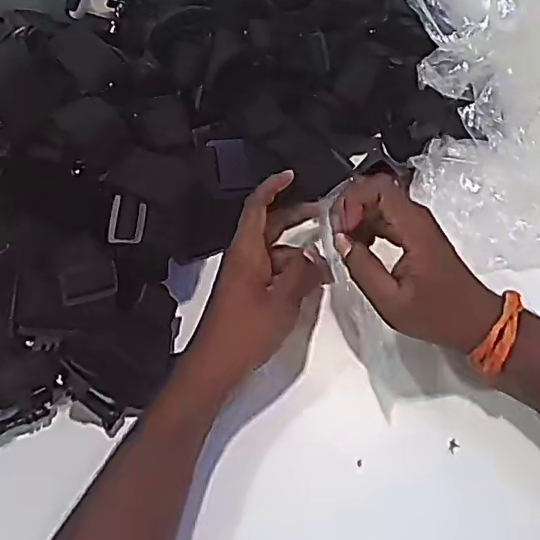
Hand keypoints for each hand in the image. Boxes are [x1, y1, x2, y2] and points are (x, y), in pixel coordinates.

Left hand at [179, 171, 328, 397]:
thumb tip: (317, 258)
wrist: (214, 364)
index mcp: (246, 250)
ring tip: (324, 264)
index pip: (257, 206)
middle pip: (268, 226)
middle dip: (294, 217)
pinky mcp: (246, 291)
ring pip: (274, 251)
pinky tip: (309, 284)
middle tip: (322, 214)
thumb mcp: (283, 301)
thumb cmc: (244, 332)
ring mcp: (244, 274)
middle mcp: (243, 256)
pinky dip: (291, 271)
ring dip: (297, 253)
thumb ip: (303, 275)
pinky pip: (271, 269)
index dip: (272, 187)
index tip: (289, 175)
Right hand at [332, 174, 503, 353]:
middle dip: (350, 207)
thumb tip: (341, 242)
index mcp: (414, 228)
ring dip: (356, 218)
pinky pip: (384, 216)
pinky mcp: (415, 232)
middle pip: (374, 190)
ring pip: (377, 202)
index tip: (342, 227)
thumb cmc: (439, 315)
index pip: (377, 188)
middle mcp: (416, 218)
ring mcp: (416, 224)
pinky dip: (366, 226)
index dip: (352, 201)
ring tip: (346, 244)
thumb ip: (361, 268)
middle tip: (338, 234)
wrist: (476, 323)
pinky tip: (360, 248)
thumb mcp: (391, 301)